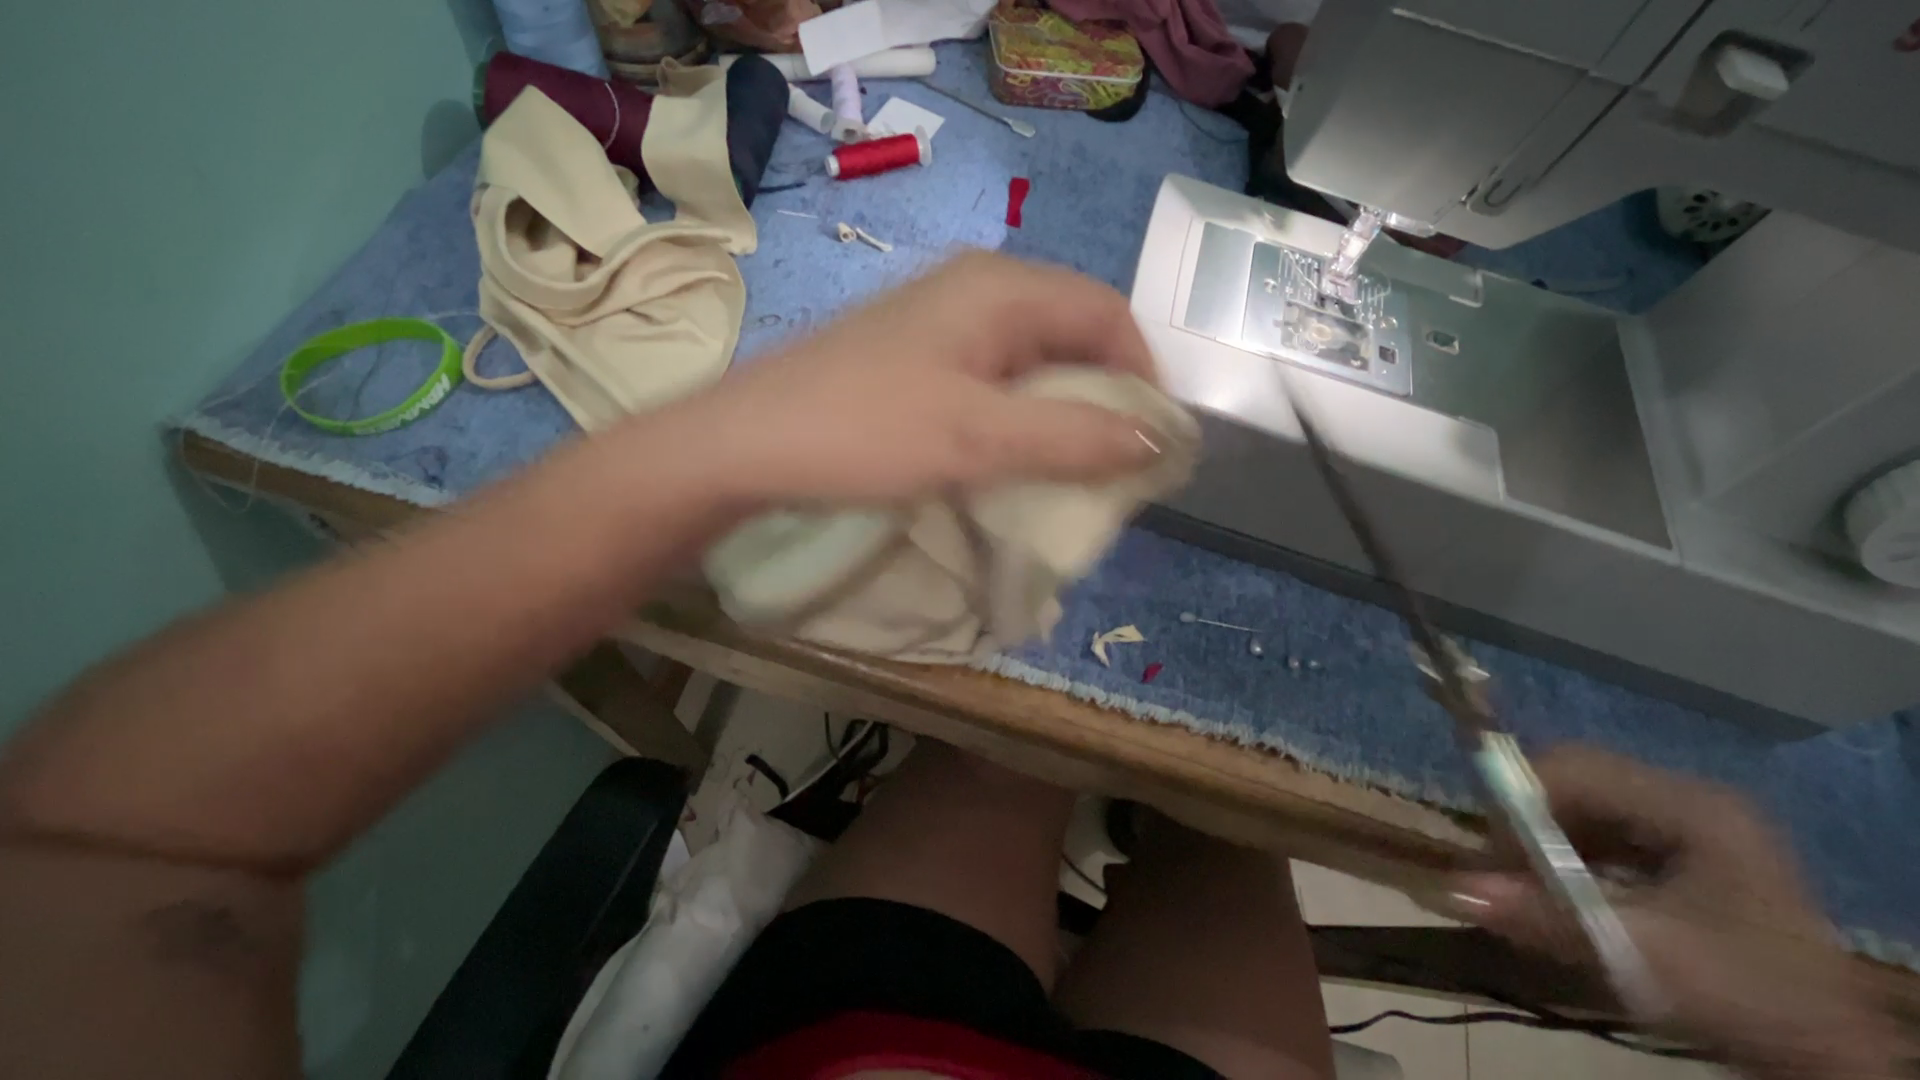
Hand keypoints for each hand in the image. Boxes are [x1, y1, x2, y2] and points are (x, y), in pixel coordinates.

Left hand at [657, 252, 1165, 507]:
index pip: (1107, 312)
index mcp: (1000, 287)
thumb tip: (1162, 439)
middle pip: (1072, 332)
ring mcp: (940, 321)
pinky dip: (1019, 416)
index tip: (1151, 442)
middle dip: (1104, 395)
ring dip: (1062, 411)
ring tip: (1070, 468)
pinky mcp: (914, 356)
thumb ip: (1075, 436)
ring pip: (1031, 359)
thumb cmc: (866, 431)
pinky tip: (1011, 458)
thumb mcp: (980, 438)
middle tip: (1115, 463)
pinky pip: (992, 378)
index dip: (1143, 373)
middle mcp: (976, 290)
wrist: (746, 445)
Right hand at [1450, 747, 1908, 1079]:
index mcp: (1693, 807)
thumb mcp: (1642, 958)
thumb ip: (1544, 917)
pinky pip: (1606, 831)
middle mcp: (1690, 800)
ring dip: (1548, 841)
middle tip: (1504, 870)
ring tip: (1531, 888)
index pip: (1578, 767)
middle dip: (1531, 821)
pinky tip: (1569, 895)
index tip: (1490, 851)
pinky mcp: (1687, 850)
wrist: (1828, 1056)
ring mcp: (1692, 824)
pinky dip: (1574, 856)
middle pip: (1579, 780)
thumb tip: (1450, 888)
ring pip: (1587, 806)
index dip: (1520, 798)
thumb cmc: (1743, 997)